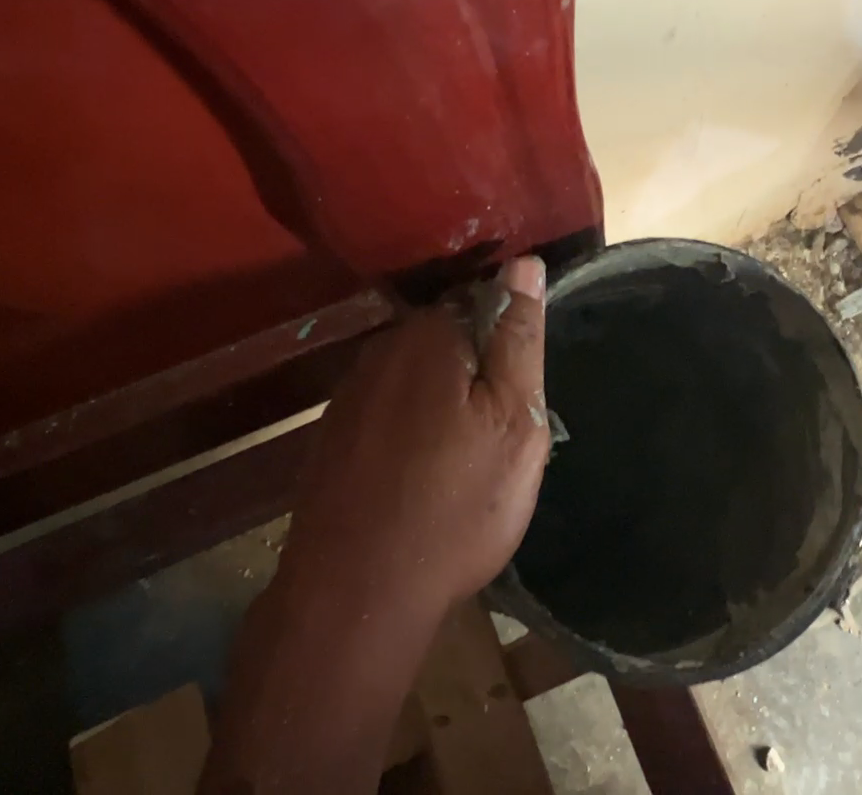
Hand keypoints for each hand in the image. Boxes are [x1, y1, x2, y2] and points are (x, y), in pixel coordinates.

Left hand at [279, 256, 551, 609]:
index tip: (527, 383)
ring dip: (446, 399)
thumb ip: (518, 338)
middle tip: (507, 426)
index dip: (512, 334)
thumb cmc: (456, 506)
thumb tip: (524, 264)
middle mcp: (381, 353)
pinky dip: (414, 428)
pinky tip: (426, 474)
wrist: (356, 597)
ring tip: (469, 456)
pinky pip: (390, 411)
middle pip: (447, 337)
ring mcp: (350, 397)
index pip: (483, 298)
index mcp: (429, 338)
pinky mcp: (333, 438)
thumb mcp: (514, 421)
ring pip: (418, 376)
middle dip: (479, 367)